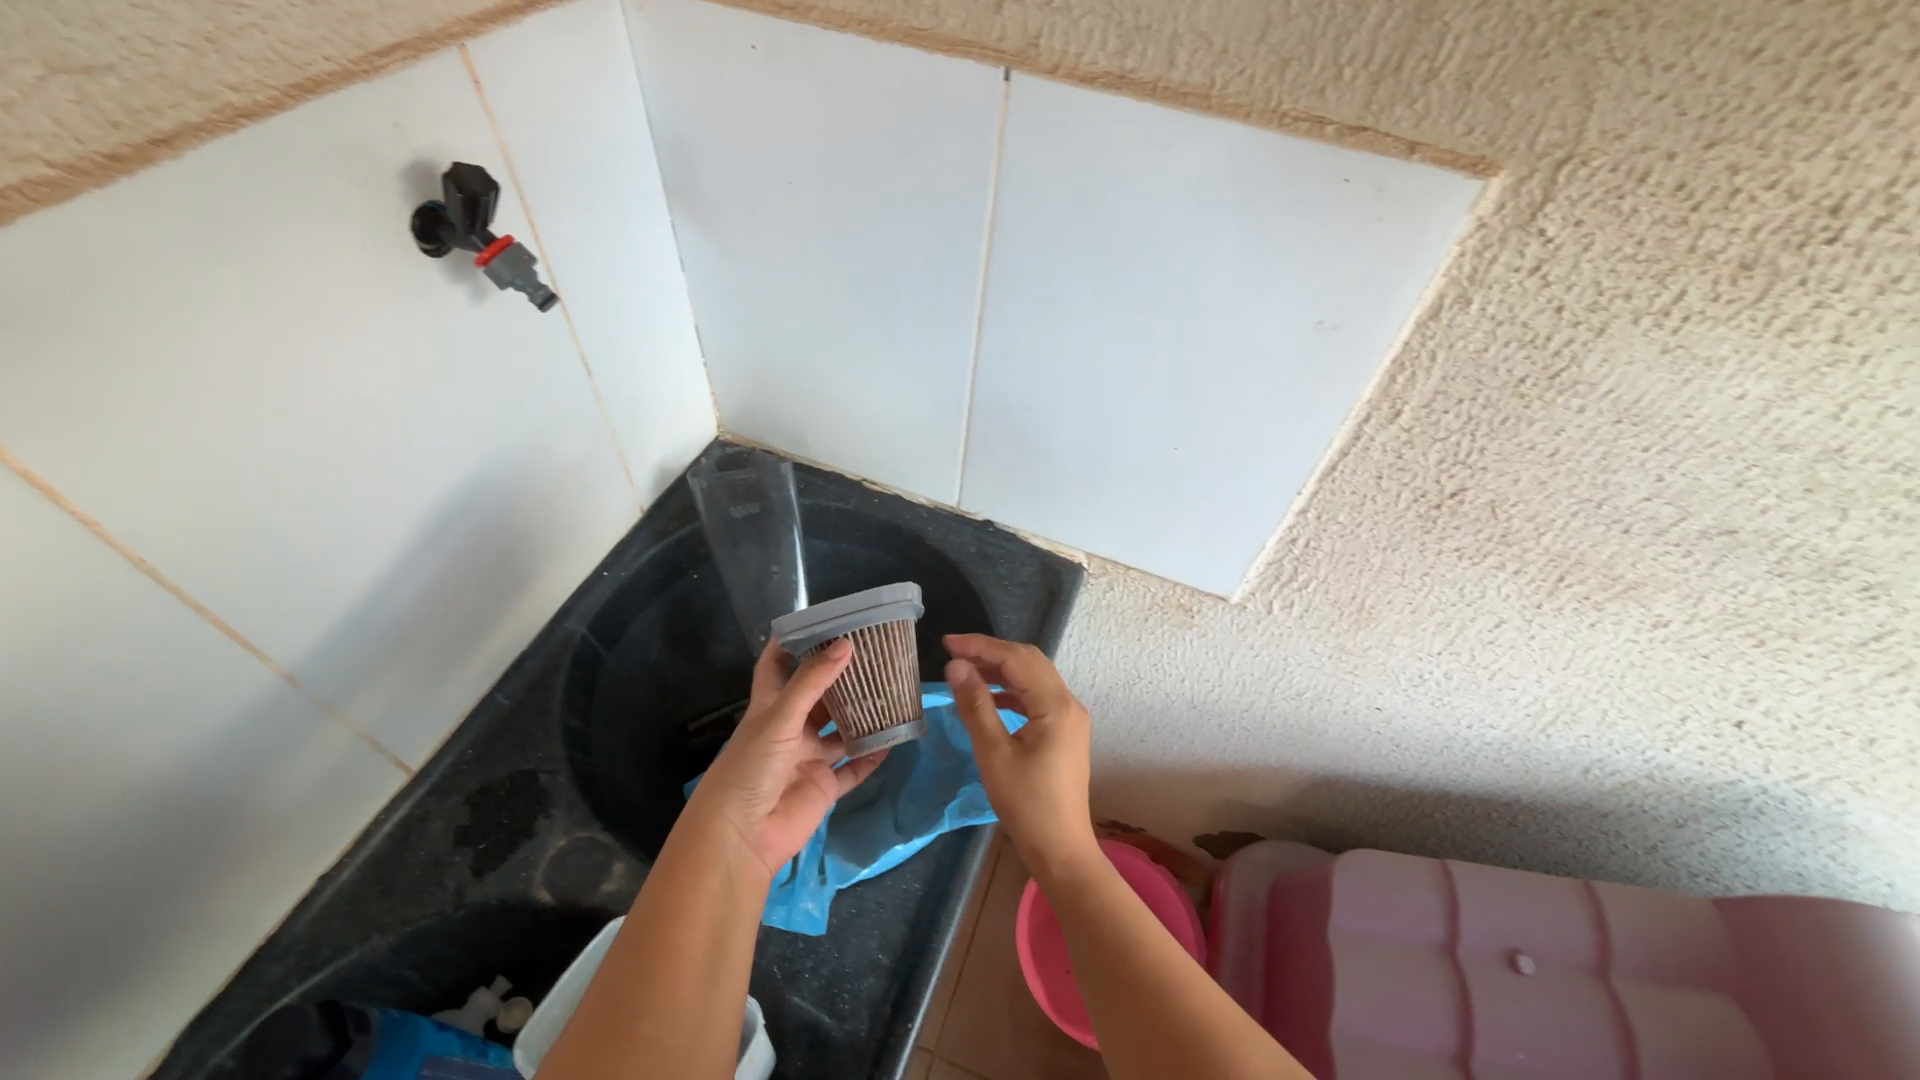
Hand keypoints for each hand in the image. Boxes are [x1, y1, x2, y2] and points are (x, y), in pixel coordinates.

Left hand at [682, 638, 887, 879]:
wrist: (743, 834)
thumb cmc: (751, 767)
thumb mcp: (780, 717)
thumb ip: (813, 681)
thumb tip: (847, 644)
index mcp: (770, 707)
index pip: (778, 666)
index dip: (795, 643)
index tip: (824, 621)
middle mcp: (791, 729)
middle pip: (819, 697)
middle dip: (842, 678)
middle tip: (874, 653)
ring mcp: (809, 758)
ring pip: (841, 731)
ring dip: (862, 715)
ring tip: (891, 691)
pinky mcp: (824, 786)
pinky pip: (854, 768)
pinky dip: (872, 756)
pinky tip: (895, 739)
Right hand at [944, 634, 1097, 877]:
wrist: (1060, 848)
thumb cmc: (1026, 803)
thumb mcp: (993, 753)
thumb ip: (976, 704)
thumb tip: (956, 666)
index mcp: (1056, 705)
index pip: (1016, 659)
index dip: (980, 646)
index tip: (947, 643)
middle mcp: (1069, 703)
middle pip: (1029, 661)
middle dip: (991, 652)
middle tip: (954, 652)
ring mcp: (1070, 718)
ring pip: (1034, 677)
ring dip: (1002, 670)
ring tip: (966, 671)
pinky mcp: (1065, 732)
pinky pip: (1037, 697)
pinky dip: (1012, 690)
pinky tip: (988, 698)